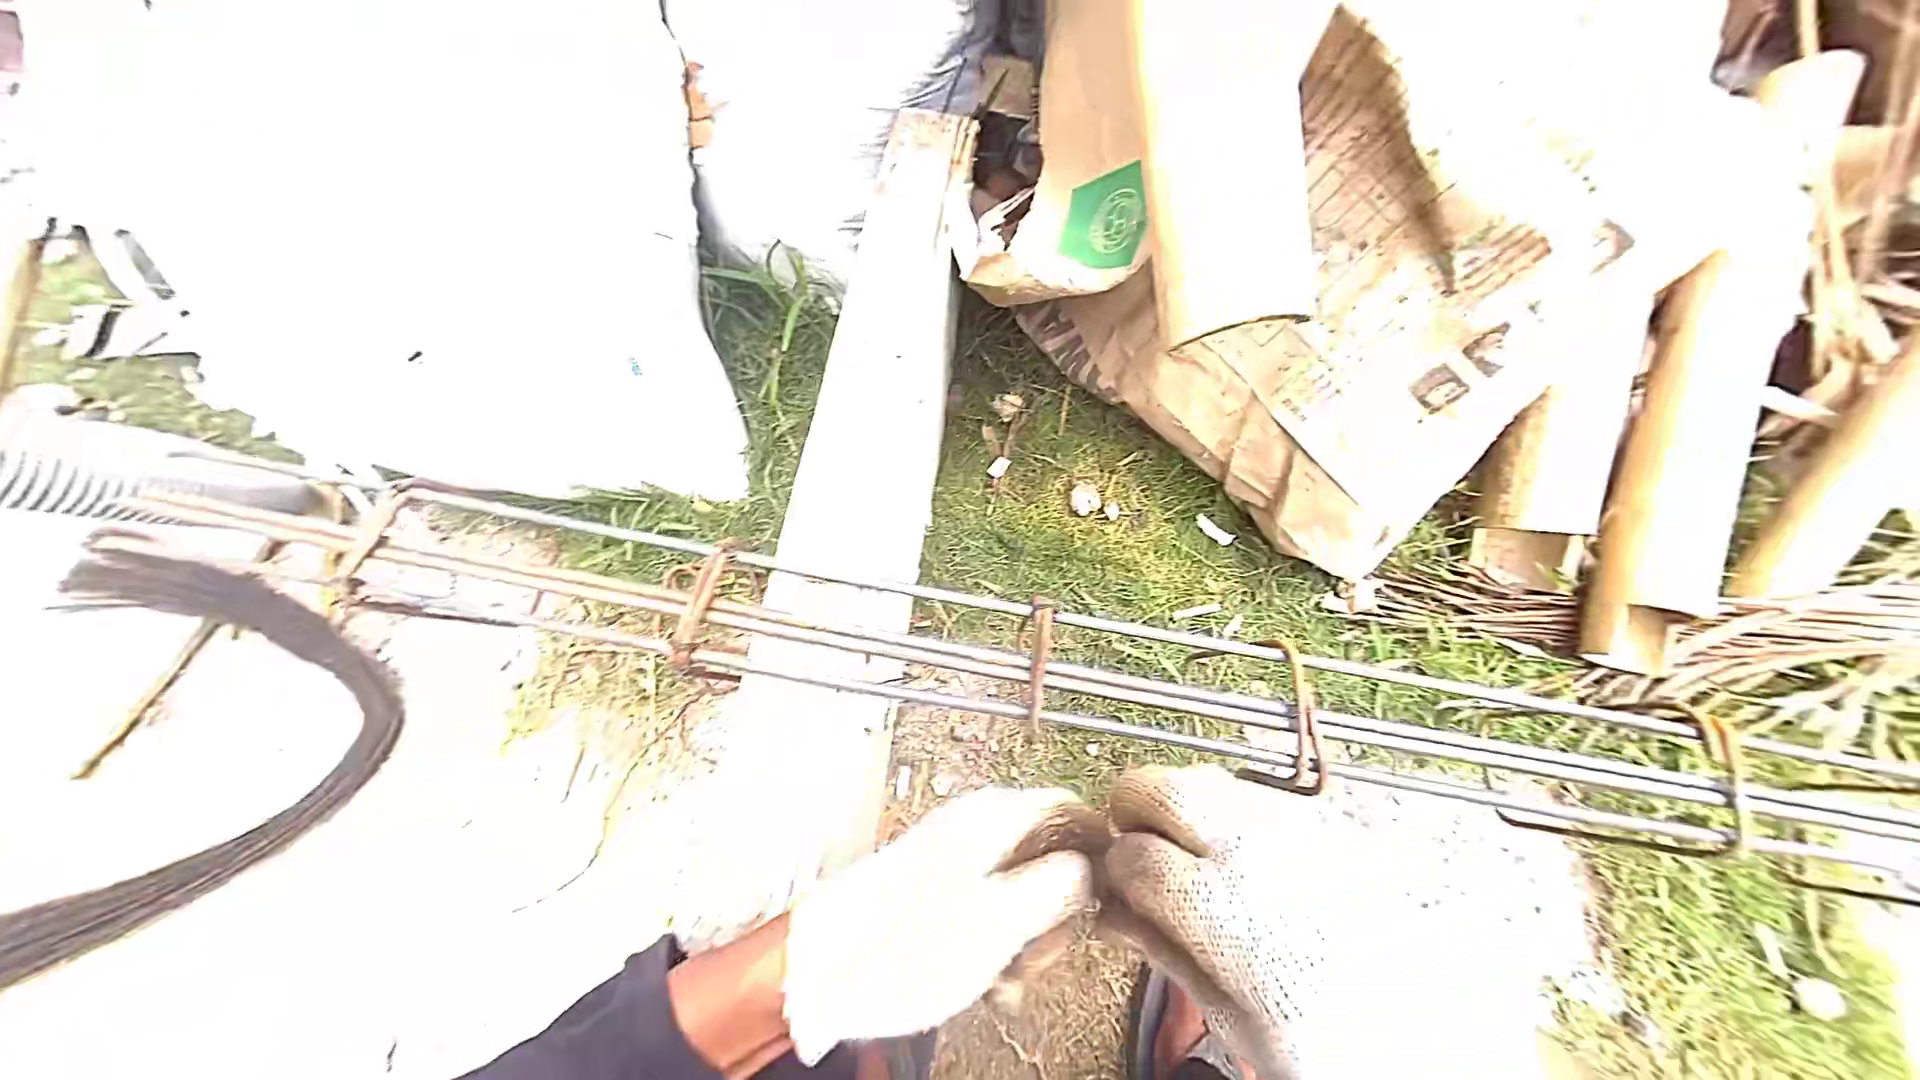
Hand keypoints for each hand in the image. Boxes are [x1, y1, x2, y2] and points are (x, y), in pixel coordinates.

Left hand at [781, 786, 1103, 1063]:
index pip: (1069, 807)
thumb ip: (1058, 885)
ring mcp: (956, 852)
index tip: (1104, 898)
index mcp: (995, 815)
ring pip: (1021, 883)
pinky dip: (997, 938)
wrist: (824, 967)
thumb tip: (1090, 868)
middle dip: (1055, 907)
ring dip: (1026, 932)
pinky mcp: (939, 882)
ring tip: (1005, 974)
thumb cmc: (907, 943)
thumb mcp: (1002, 919)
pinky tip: (985, 976)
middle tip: (1039, 951)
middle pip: (1048, 850)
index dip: (1094, 850)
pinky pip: (989, 902)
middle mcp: (977, 823)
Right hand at [1100, 765, 1328, 1079]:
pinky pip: (1270, 787)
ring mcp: (1311, 821)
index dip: (1120, 868)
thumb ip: (1170, 955)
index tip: (1130, 881)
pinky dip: (1246, 807)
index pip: (1133, 855)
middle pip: (1163, 787)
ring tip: (1212, 846)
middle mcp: (1265, 850)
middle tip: (1147, 835)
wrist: (1473, 1043)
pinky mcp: (1351, 810)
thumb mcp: (1247, 1028)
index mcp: (1232, 917)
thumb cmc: (1356, 1055)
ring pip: (1214, 776)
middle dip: (1136, 805)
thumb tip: (1111, 910)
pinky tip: (1269, 850)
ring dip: (1193, 805)